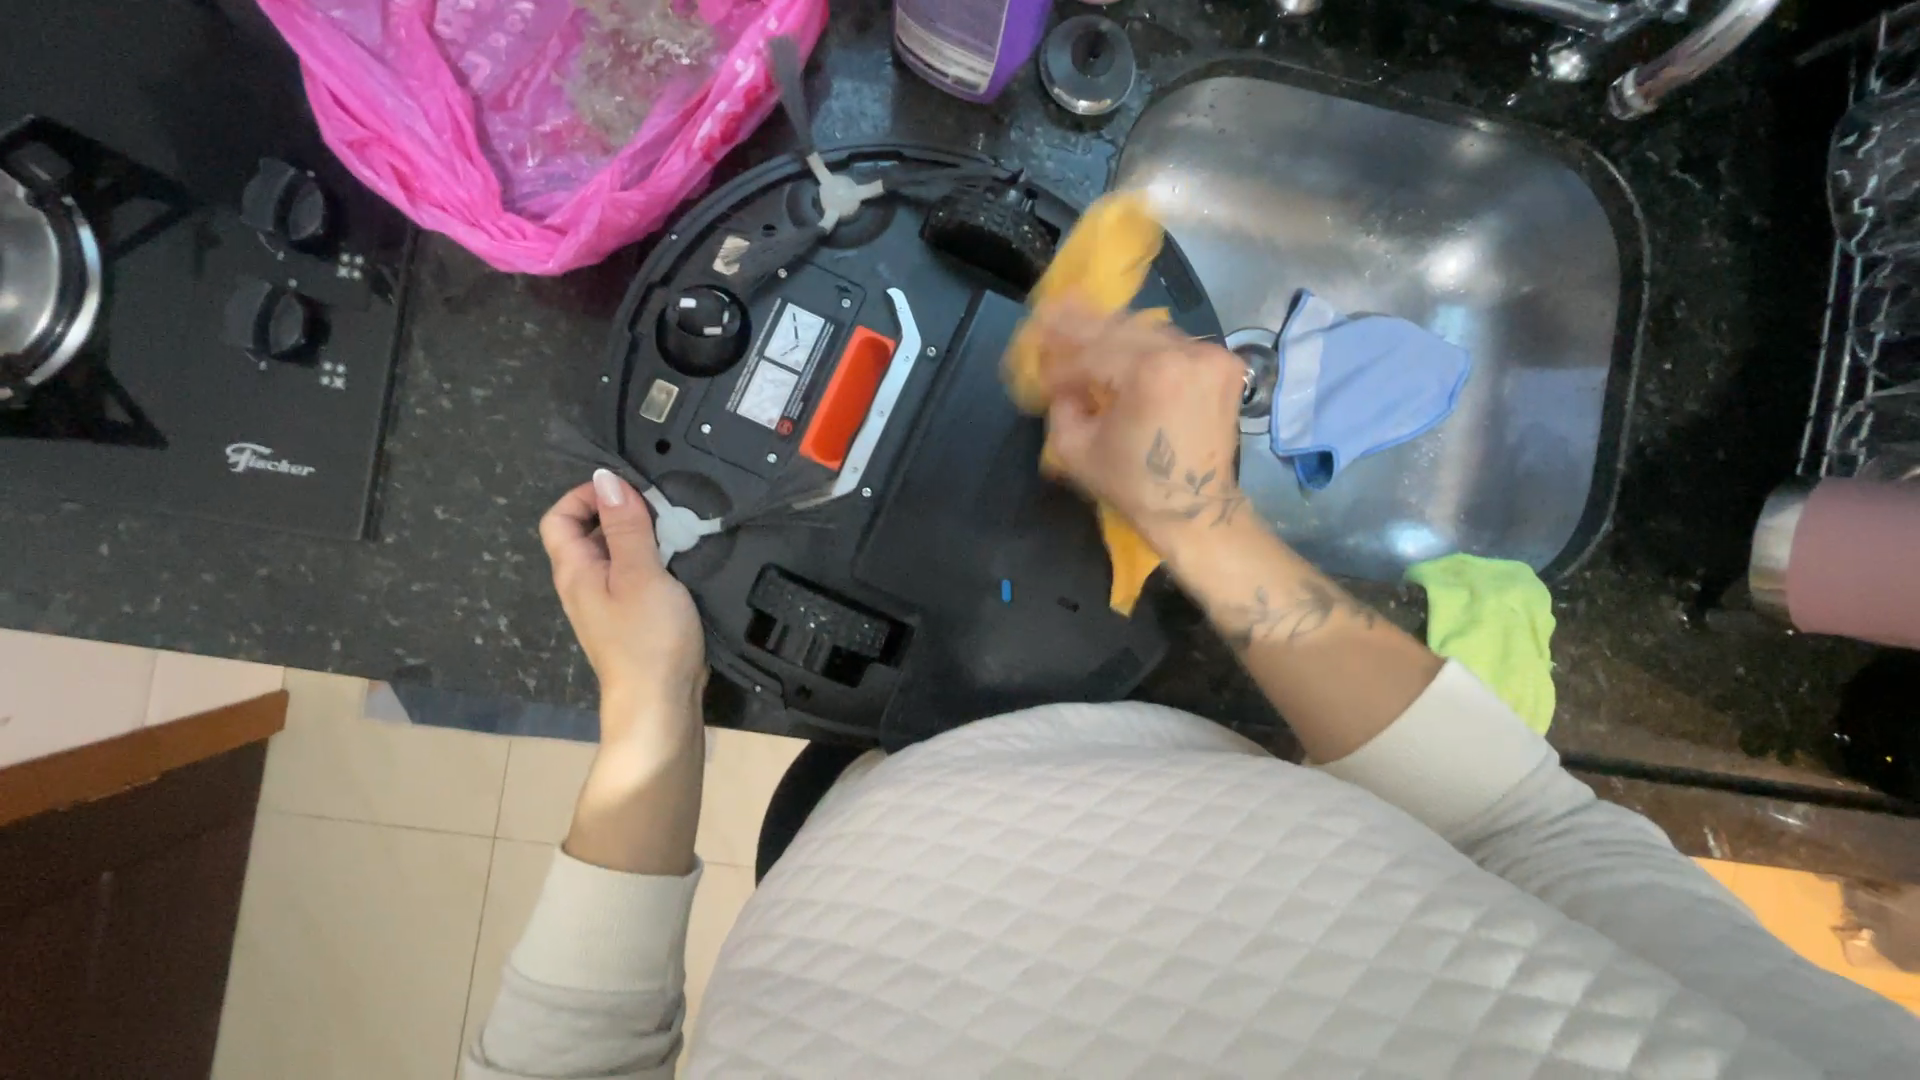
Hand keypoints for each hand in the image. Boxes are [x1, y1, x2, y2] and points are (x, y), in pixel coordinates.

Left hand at [539, 469, 706, 733]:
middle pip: (590, 533)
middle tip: (663, 511)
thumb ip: (626, 526)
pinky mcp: (634, 617)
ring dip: (645, 538)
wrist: (661, 701)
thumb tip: (606, 478)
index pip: (559, 517)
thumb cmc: (648, 637)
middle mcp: (584, 583)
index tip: (630, 493)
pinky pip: (637, 575)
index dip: (587, 496)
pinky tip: (683, 563)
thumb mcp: (640, 573)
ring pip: (618, 554)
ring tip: (678, 533)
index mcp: (575, 570)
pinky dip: (657, 561)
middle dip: (624, 513)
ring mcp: (609, 602)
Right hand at [1029, 300, 1250, 552]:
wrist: (1195, 509)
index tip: (1039, 365)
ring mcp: (1210, 356)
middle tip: (1050, 320)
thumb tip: (1062, 381)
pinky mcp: (1224, 365)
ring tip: (1082, 334)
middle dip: (1082, 330)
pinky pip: (1174, 346)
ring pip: (1149, 332)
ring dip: (1115, 335)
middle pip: (1121, 329)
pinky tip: (1122, 351)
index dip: (1061, 362)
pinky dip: (1145, 348)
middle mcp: (1185, 353)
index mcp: (1150, 373)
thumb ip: (1061, 405)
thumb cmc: (1133, 485)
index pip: (1091, 353)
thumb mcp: (1076, 450)